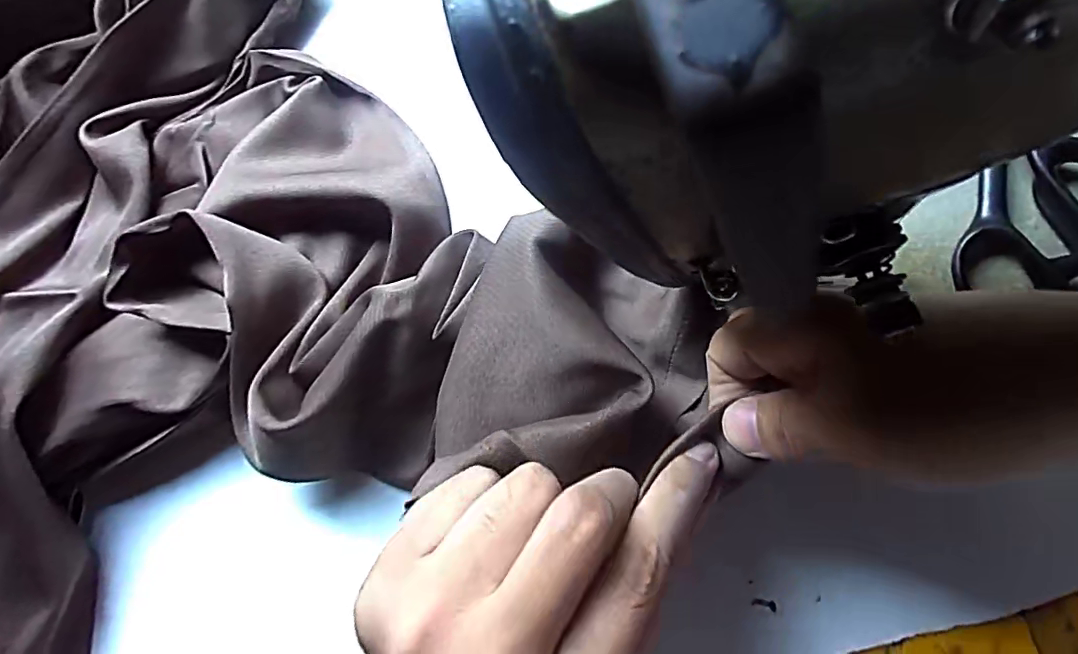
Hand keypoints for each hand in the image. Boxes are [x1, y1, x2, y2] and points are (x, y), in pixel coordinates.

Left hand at [354, 447, 718, 653]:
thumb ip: (652, 570)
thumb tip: (695, 478)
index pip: (637, 571)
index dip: (675, 501)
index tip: (696, 459)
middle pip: (581, 515)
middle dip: (604, 499)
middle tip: (596, 522)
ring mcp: (421, 619)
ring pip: (527, 485)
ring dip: (540, 503)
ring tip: (524, 547)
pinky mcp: (381, 583)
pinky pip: (470, 481)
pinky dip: (486, 498)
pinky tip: (480, 546)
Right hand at [707, 291, 1077, 481]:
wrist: (1066, 376)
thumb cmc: (957, 408)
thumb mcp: (859, 431)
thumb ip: (787, 424)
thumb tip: (731, 421)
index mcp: (812, 319)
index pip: (731, 336)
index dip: (726, 388)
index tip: (755, 441)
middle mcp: (837, 308)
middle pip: (767, 343)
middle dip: (763, 399)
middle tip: (796, 452)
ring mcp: (876, 318)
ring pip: (810, 355)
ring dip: (805, 401)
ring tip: (840, 444)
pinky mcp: (909, 332)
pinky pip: (852, 357)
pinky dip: (845, 392)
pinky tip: (882, 423)